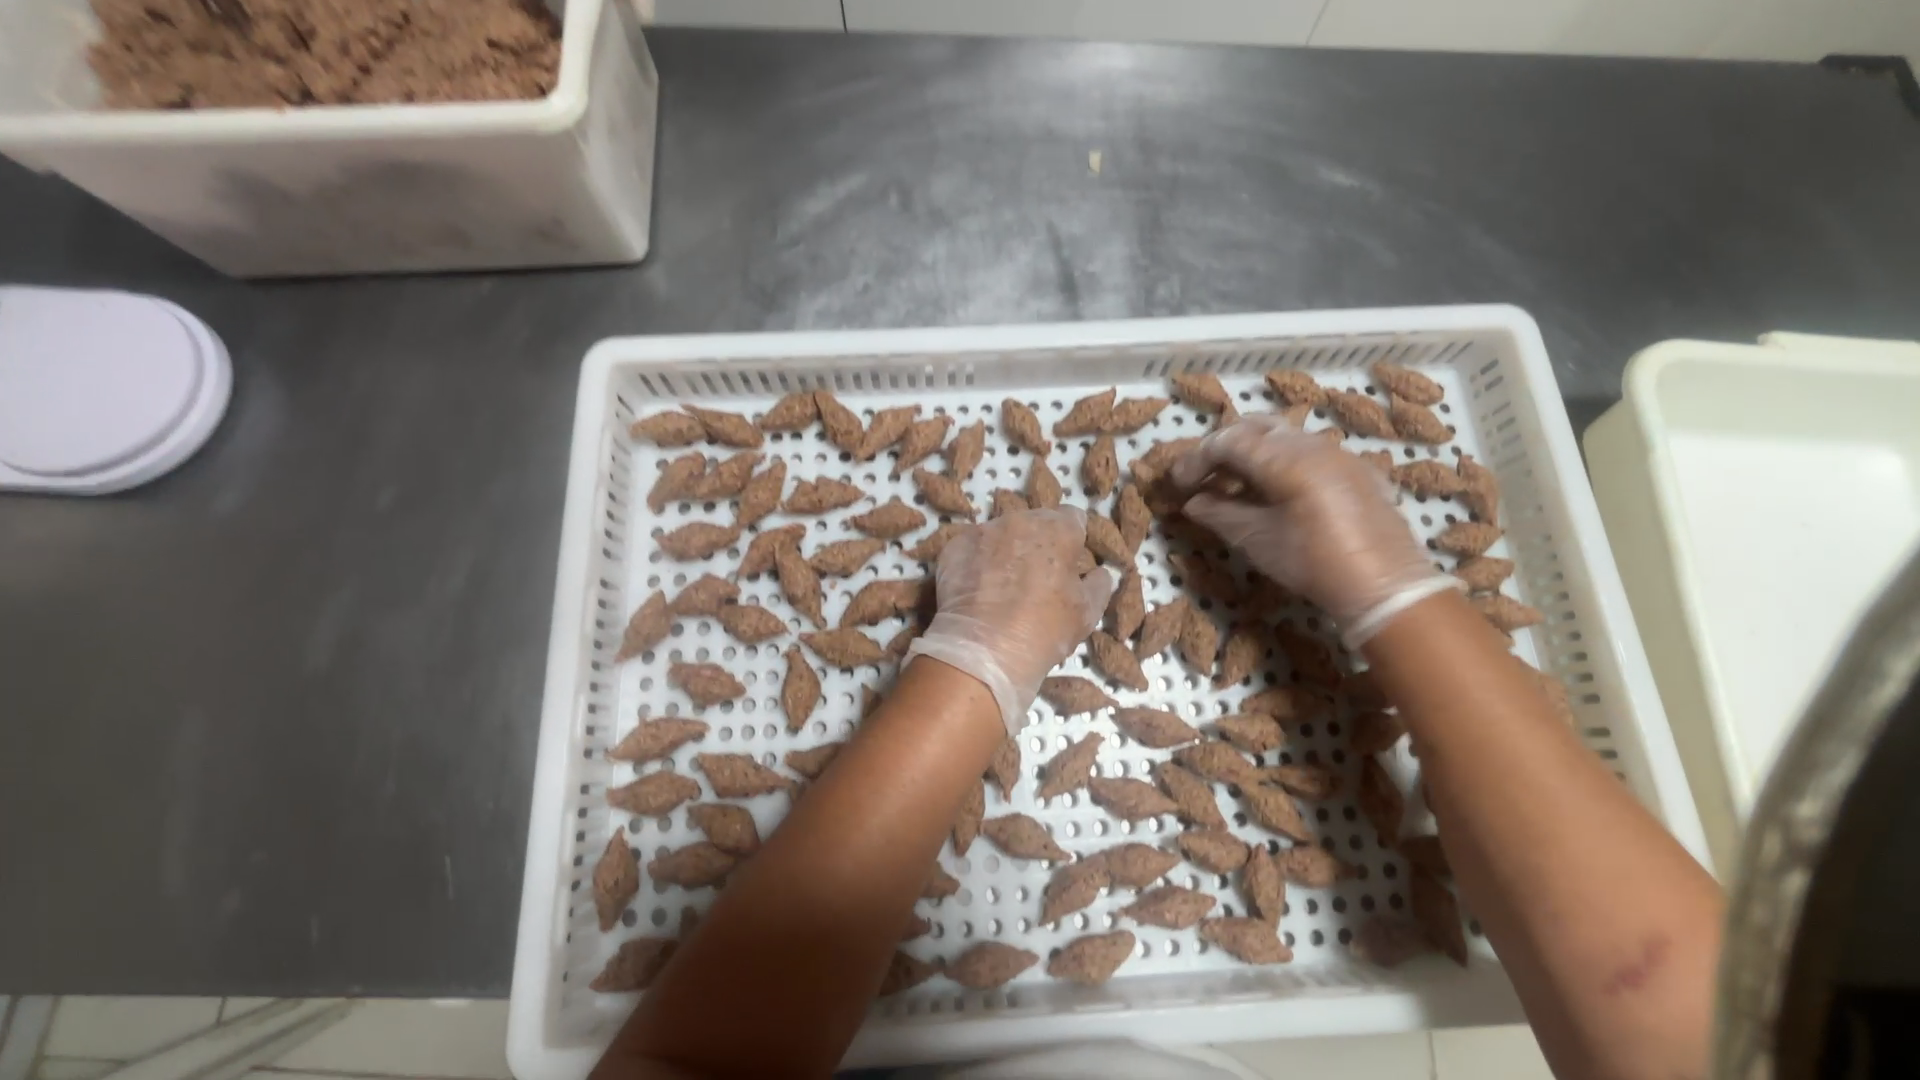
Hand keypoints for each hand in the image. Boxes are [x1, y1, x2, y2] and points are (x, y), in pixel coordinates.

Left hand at [906, 508, 1116, 732]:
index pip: (1073, 518)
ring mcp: (982, 531)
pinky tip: (979, 590)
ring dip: (1006, 550)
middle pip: (1034, 523)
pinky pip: (972, 549)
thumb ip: (1098, 584)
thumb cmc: (1045, 629)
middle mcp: (1019, 519)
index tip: (1069, 562)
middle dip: (1038, 542)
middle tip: (1037, 577)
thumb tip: (1099, 572)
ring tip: (1004, 585)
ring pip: (1001, 534)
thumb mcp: (1087, 613)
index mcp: (1058, 528)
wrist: (984, 649)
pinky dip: (977, 562)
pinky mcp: (953, 548)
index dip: (1073, 539)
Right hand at [1169, 414, 1460, 646]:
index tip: (1177, 483)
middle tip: (1202, 474)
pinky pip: (1310, 451)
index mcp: (1285, 459)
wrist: (1386, 585)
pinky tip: (1275, 490)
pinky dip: (1282, 460)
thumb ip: (1220, 514)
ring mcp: (1339, 453)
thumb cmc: (1313, 564)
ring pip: (1285, 435)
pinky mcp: (1357, 469)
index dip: (1196, 459)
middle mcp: (1312, 444)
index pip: (1228, 442)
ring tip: (1234, 482)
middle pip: (1256, 427)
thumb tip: (1193, 502)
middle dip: (1223, 446)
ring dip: (1253, 452)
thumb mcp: (1257, 540)